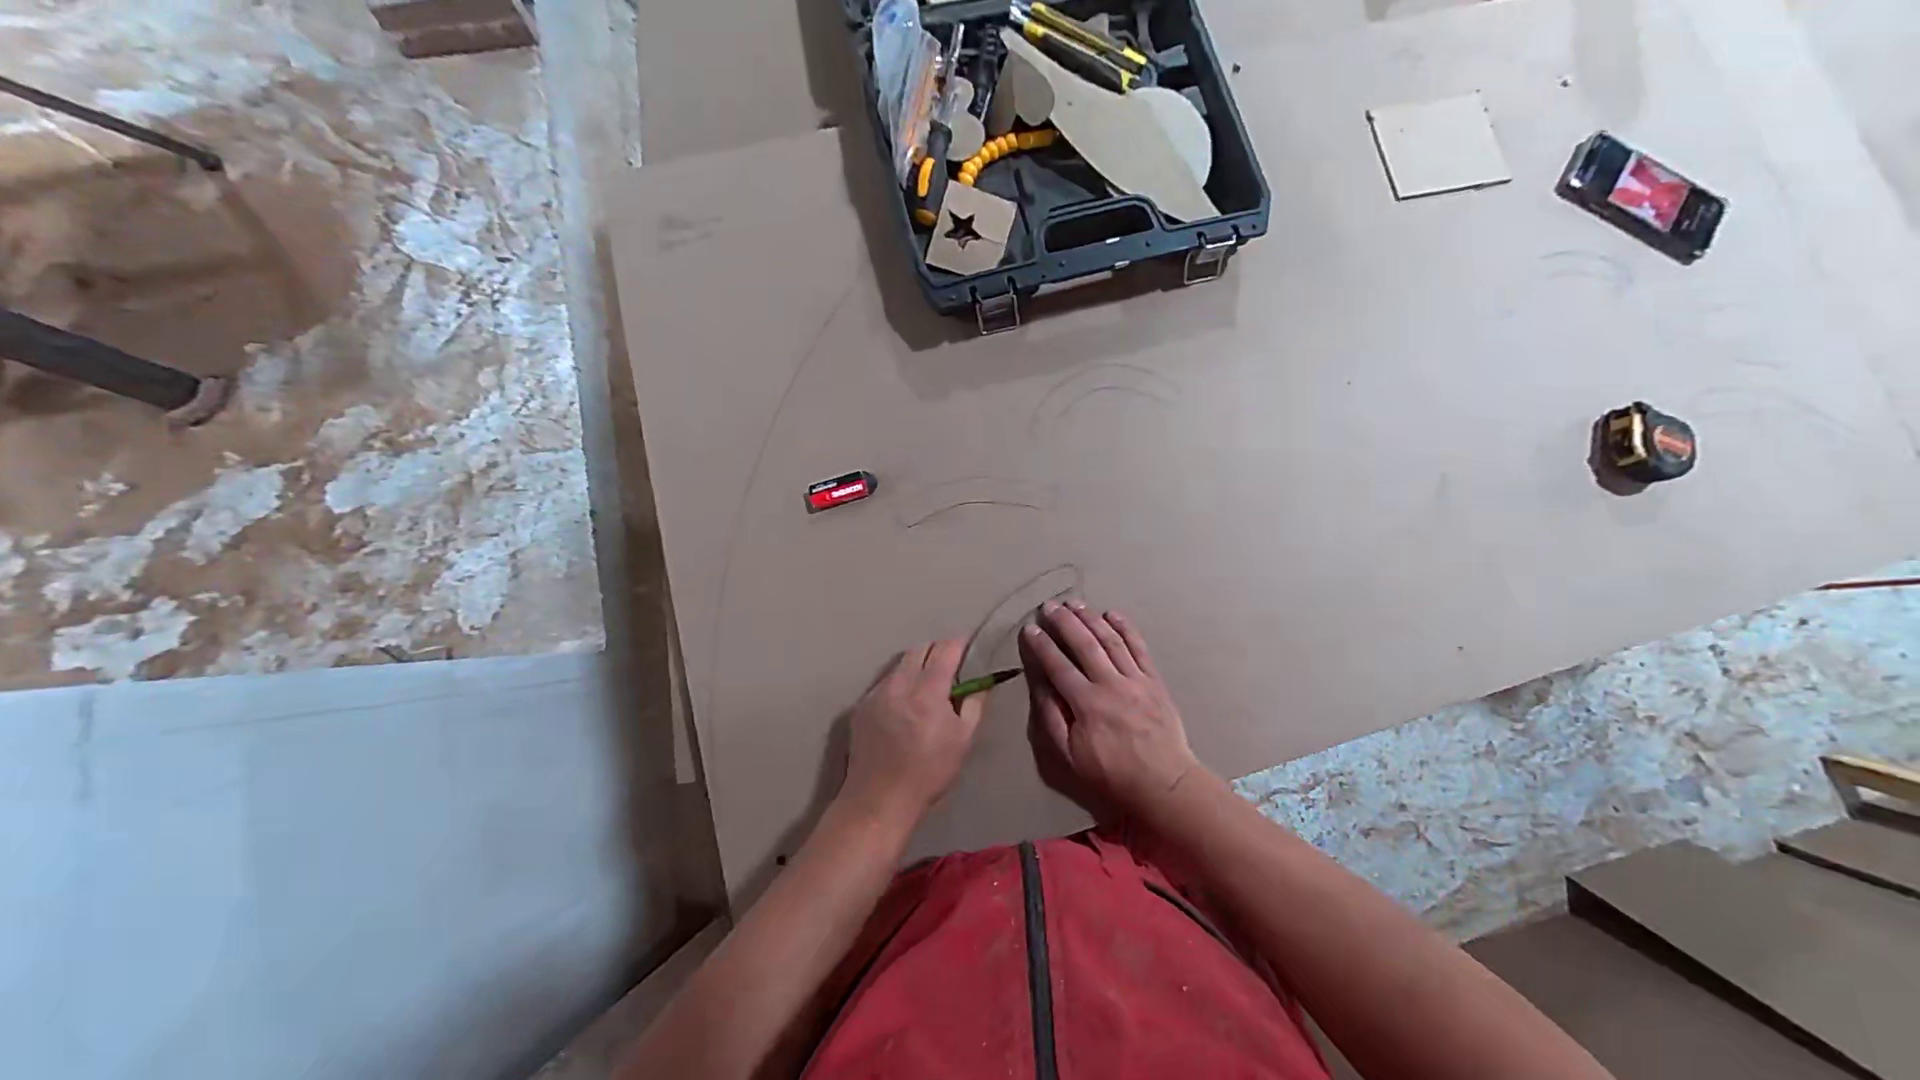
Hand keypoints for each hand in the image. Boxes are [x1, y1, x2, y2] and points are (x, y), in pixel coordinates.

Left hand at [839, 639, 986, 826]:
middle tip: (951, 666)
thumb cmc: (929, 772)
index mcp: (927, 690)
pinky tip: (905, 705)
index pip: (945, 649)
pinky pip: (885, 682)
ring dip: (917, 666)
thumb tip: (982, 681)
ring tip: (928, 686)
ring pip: (900, 664)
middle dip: (937, 651)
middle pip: (920, 649)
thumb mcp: (963, 740)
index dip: (960, 644)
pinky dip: (899, 684)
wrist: (879, 799)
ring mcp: (876, 693)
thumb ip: (974, 704)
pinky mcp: (861, 705)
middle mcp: (899, 684)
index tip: (969, 648)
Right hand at [1020, 602, 1211, 821]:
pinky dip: (1125, 628)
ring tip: (1074, 604)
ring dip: (1091, 619)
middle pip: (1084, 644)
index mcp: (1087, 704)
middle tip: (1049, 606)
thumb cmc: (1112, 773)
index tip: (1030, 629)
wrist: (1164, 783)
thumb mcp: (1069, 756)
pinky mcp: (1154, 681)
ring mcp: (1136, 680)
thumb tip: (1039, 686)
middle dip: (1064, 622)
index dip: (1042, 645)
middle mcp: (1111, 685)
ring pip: (1110, 640)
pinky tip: (1112, 614)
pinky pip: (1139, 648)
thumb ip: (1051, 718)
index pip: (1058, 665)